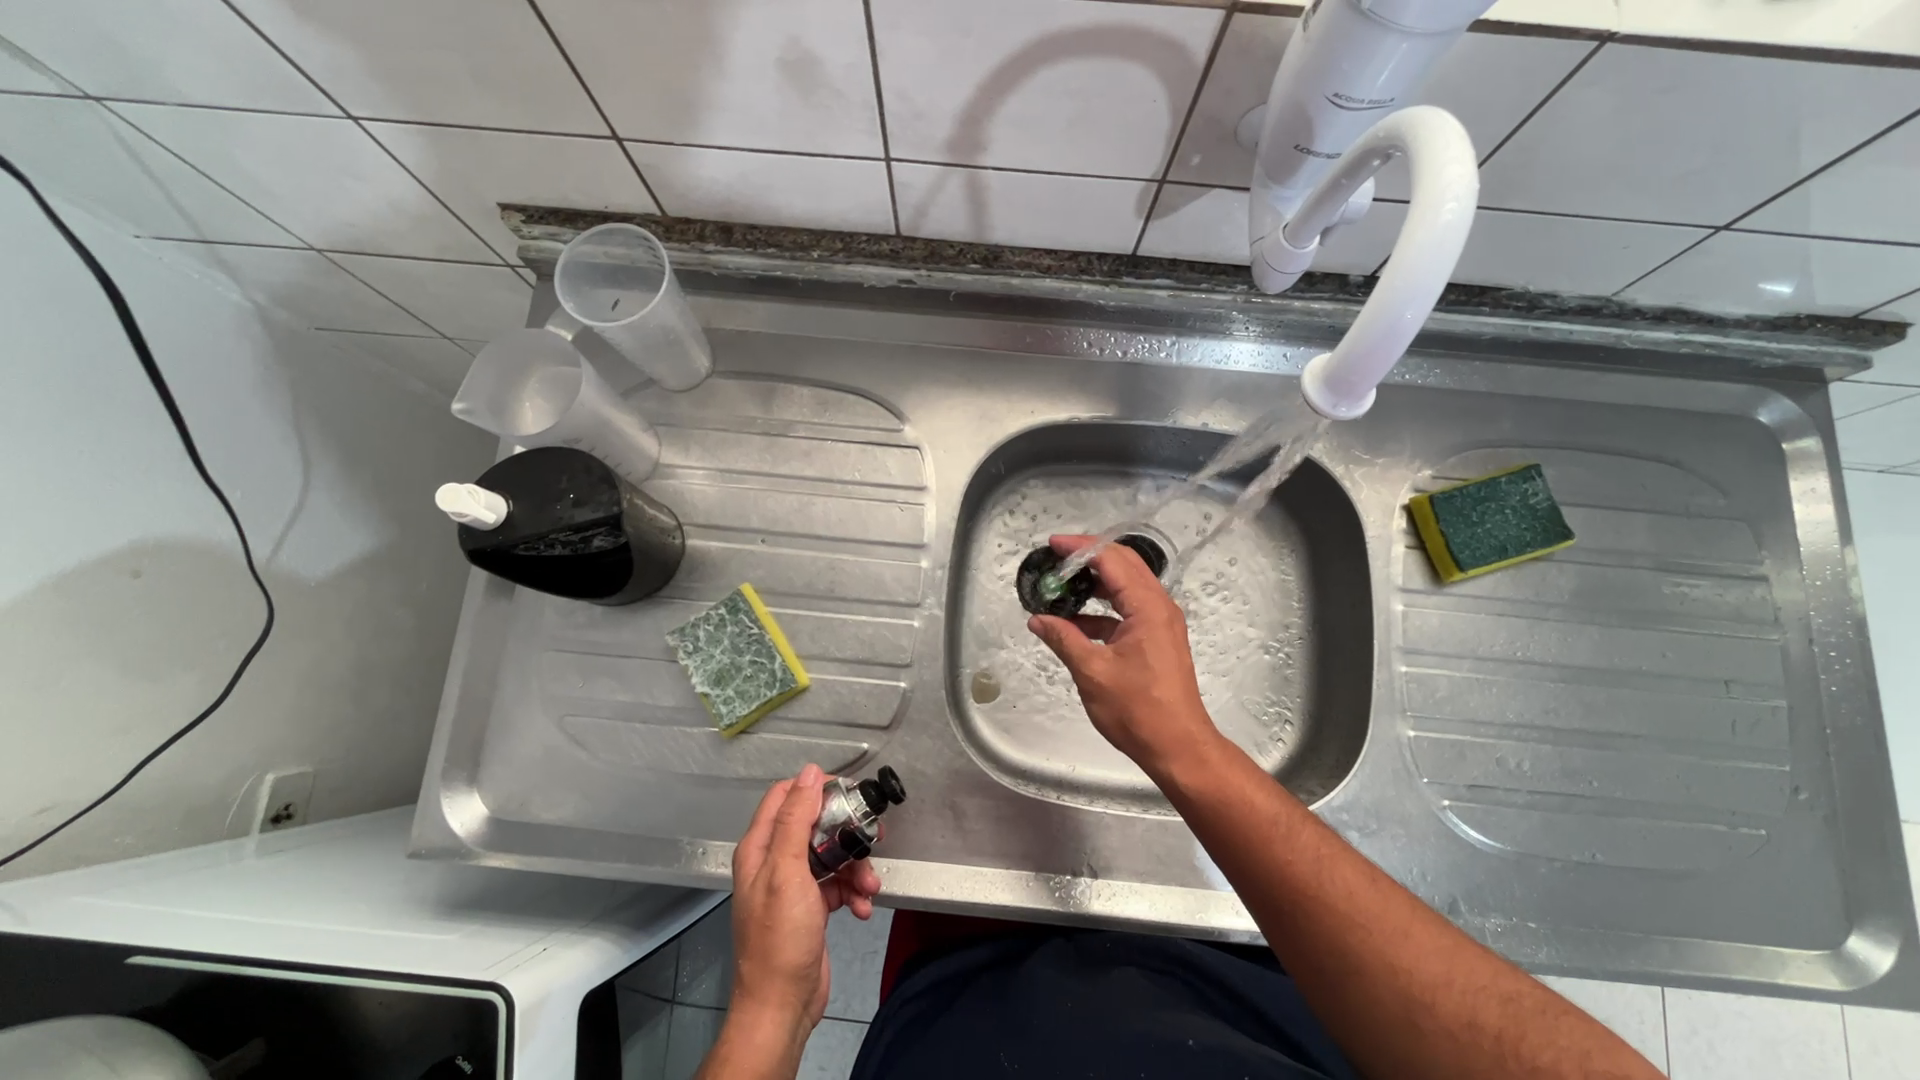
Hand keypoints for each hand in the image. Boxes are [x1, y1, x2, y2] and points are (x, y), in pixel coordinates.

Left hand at [727, 764, 883, 1037]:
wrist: (783, 1004)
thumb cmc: (779, 937)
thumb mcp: (786, 872)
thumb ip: (795, 820)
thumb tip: (809, 772)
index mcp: (760, 848)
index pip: (785, 797)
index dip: (816, 789)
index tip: (848, 793)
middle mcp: (775, 862)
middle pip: (816, 826)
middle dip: (846, 832)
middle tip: (872, 836)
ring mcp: (795, 886)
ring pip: (833, 856)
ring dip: (856, 867)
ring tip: (868, 886)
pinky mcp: (812, 907)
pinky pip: (839, 885)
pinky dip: (854, 892)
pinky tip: (862, 907)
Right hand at [1027, 535, 1220, 767]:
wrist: (1177, 746)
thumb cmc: (1137, 709)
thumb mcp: (1091, 672)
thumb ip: (1064, 639)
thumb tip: (1037, 619)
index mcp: (1147, 607)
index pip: (1112, 560)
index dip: (1080, 549)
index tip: (1051, 546)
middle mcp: (1159, 607)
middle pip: (1123, 566)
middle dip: (1088, 559)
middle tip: (1054, 561)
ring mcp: (1161, 623)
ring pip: (1126, 587)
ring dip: (1095, 584)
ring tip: (1060, 588)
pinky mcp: (1157, 640)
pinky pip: (1128, 610)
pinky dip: (1102, 610)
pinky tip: (1074, 623)